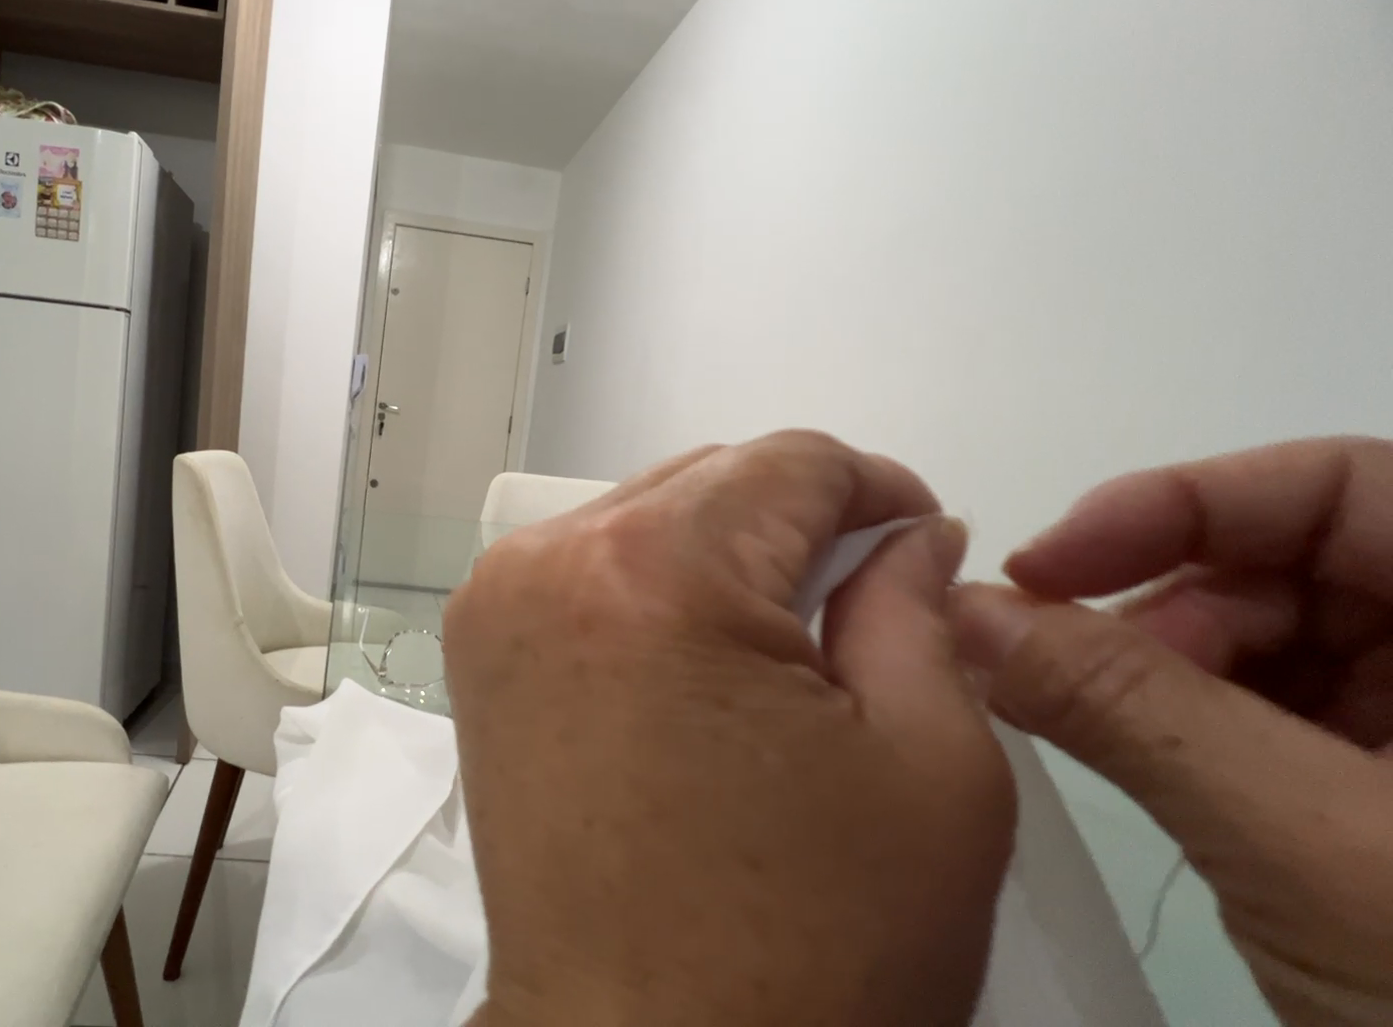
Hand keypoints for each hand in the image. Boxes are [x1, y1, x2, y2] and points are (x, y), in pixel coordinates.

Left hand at [446, 432, 1015, 1026]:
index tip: (915, 537)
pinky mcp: (475, 650)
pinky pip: (582, 570)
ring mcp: (494, 602)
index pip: (784, 461)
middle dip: (791, 519)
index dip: (870, 488)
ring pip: (638, 518)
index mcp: (652, 569)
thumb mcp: (926, 766)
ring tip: (778, 634)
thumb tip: (912, 534)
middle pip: (702, 481)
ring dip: (717, 552)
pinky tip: (693, 657)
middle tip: (857, 591)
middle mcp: (546, 561)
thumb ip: (918, 611)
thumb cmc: (805, 941)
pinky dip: (648, 588)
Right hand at [953, 437, 1392, 1026]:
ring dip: (1154, 669)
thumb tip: (967, 610)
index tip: (1041, 569)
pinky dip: (1174, 718)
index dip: (1178, 504)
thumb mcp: (1316, 852)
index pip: (1345, 487)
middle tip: (1064, 678)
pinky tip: (1131, 754)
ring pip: (1268, 636)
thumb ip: (1132, 712)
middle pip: (1294, 563)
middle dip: (1161, 610)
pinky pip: (1263, 706)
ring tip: (1091, 727)